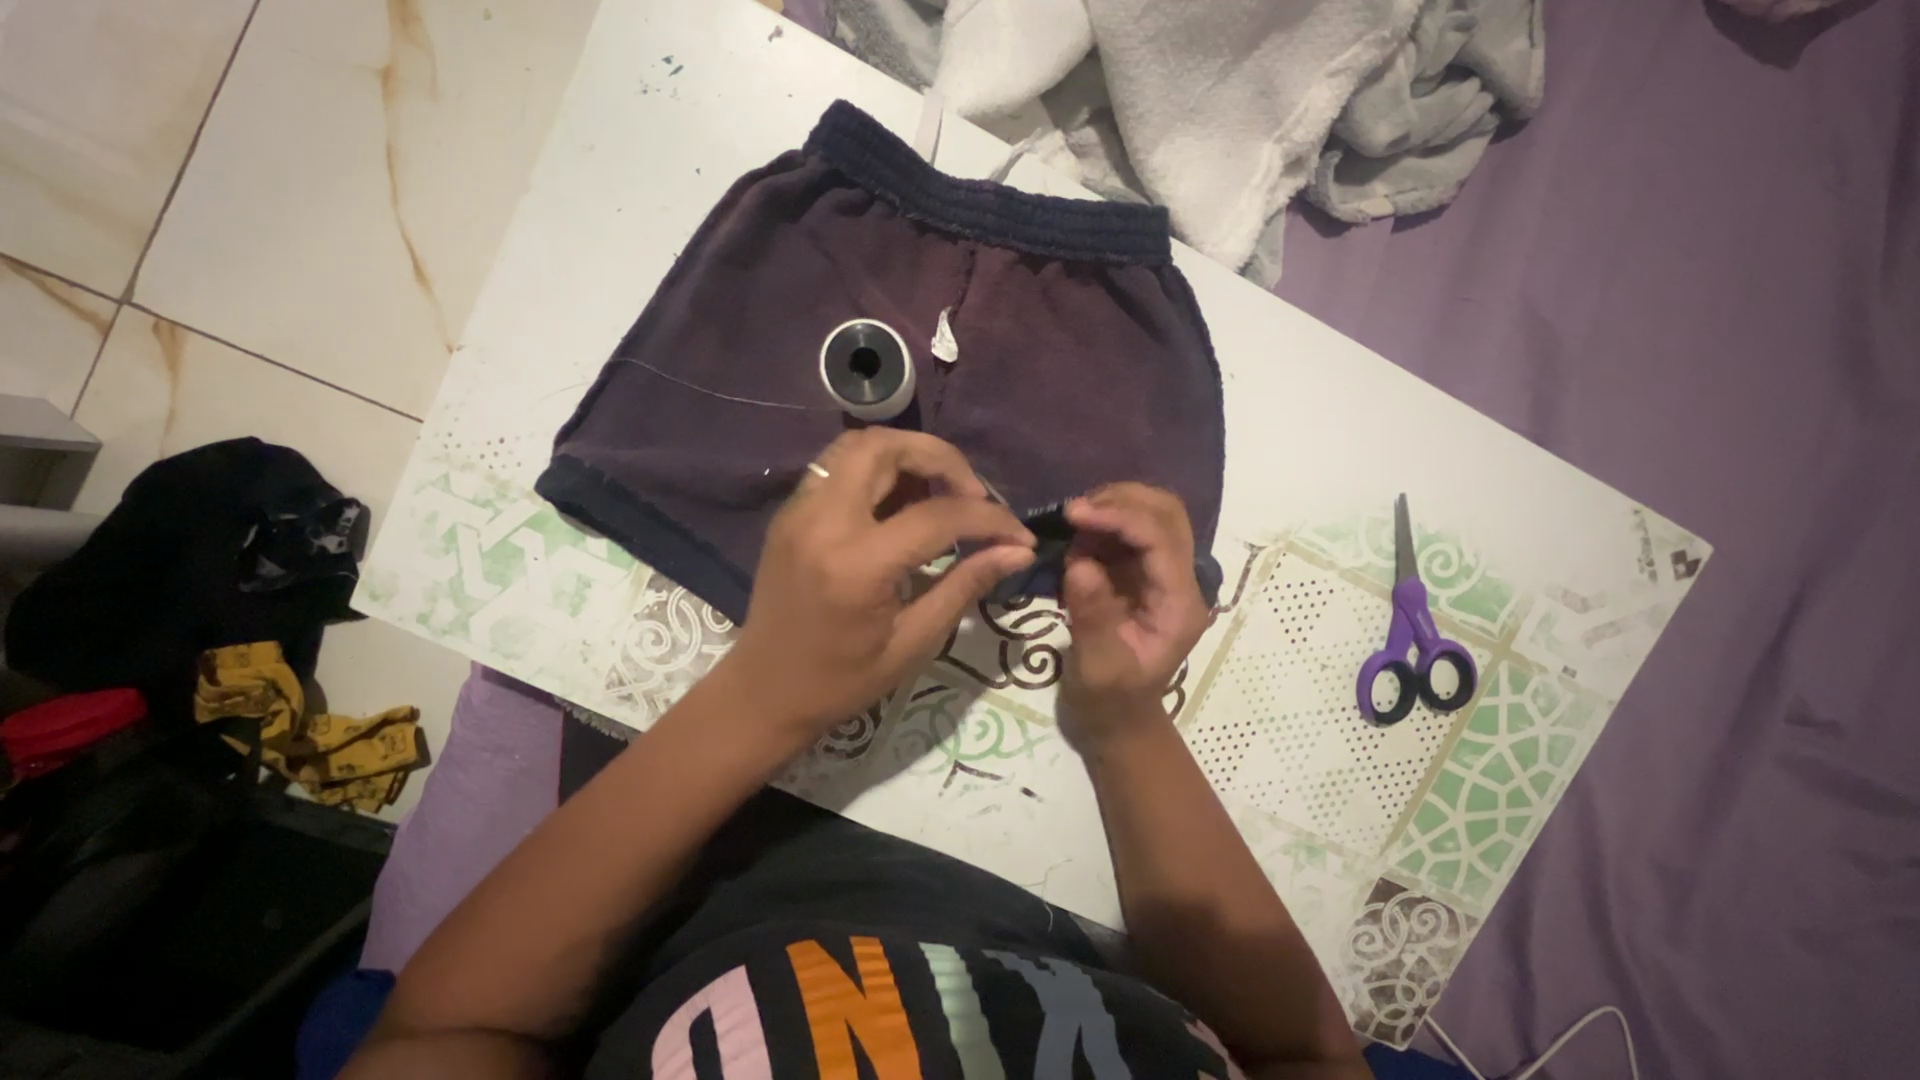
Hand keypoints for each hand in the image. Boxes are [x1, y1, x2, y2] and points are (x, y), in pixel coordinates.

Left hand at [714, 429, 1035, 741]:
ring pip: (857, 445)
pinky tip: (899, 503)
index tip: (1018, 535)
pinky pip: (837, 466)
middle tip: (971, 495)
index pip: (937, 515)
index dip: (989, 518)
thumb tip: (1018, 551)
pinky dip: (877, 468)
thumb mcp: (913, 642)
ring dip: (906, 455)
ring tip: (937, 493)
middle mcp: (822, 522)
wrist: (764, 692)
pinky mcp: (789, 512)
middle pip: (887, 448)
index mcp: (857, 564)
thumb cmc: (842, 680)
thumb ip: (965, 585)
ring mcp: (798, 511)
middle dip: (942, 459)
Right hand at [1059, 483, 1211, 751]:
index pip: (1161, 539)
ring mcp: (1161, 575)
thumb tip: (1081, 564)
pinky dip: (1102, 525)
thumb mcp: (1098, 668)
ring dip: (1112, 509)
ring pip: (1151, 514)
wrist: (1117, 721)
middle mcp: (1179, 581)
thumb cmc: (1110, 701)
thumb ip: (1093, 616)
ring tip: (1074, 532)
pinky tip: (1078, 545)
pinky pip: (1128, 532)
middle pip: (1166, 514)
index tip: (1075, 512)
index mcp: (1178, 604)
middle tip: (1074, 512)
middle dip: (1121, 501)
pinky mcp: (1140, 574)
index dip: (1121, 516)